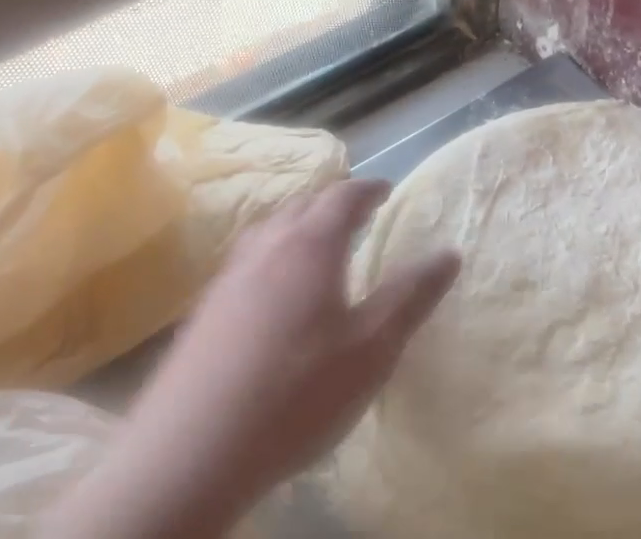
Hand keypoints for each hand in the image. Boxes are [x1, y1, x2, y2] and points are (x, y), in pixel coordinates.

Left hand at [46, 179, 459, 538]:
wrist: (192, 452)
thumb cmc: (298, 392)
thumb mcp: (372, 348)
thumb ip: (411, 296)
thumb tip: (448, 252)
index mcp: (310, 246)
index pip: (342, 196)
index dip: (368, 188)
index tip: (387, 189)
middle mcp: (265, 249)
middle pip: (300, 206)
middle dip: (331, 203)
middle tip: (356, 213)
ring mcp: (227, 279)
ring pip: (267, 233)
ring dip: (297, 228)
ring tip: (317, 247)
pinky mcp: (203, 314)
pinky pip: (246, 264)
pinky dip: (271, 259)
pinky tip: (273, 296)